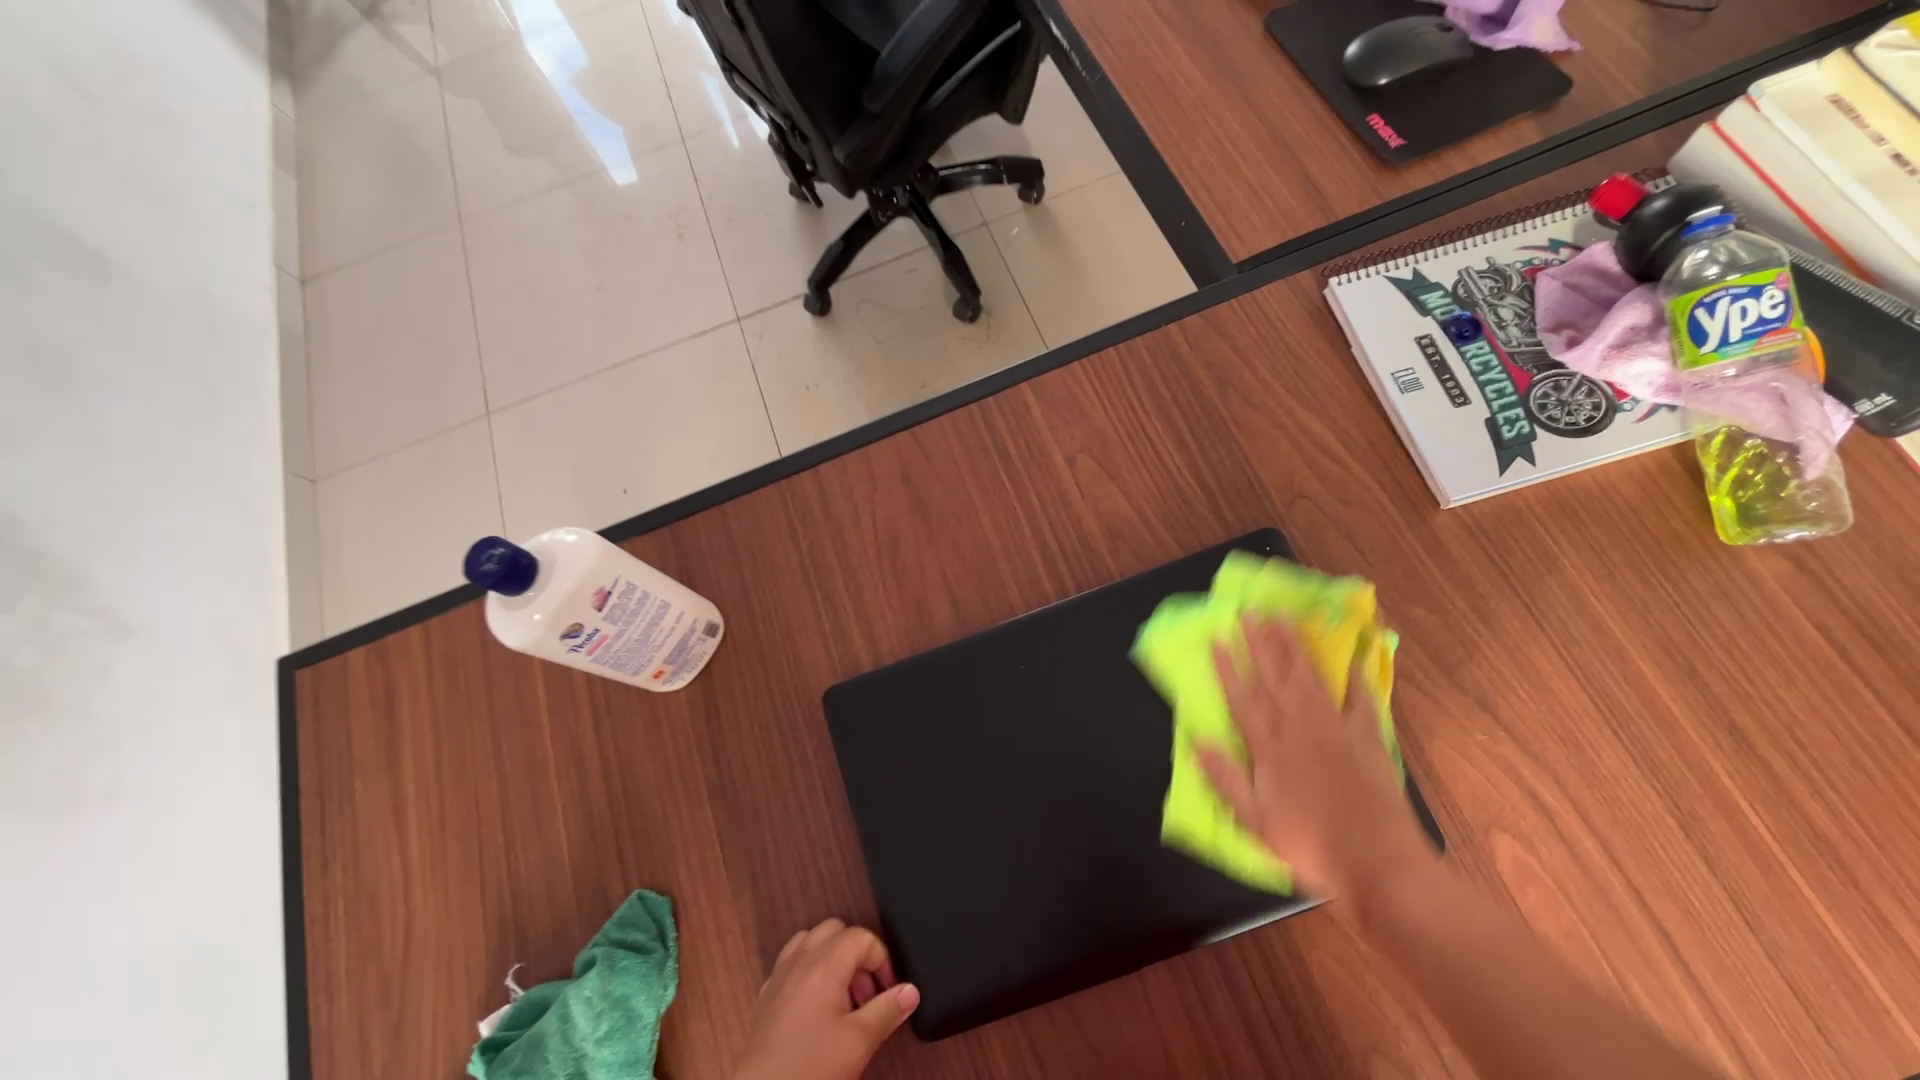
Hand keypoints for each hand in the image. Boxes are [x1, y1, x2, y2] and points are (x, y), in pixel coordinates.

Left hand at [733, 918, 919, 1079]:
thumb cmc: (811, 1066)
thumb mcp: (859, 1041)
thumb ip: (887, 1010)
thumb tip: (910, 991)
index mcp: (824, 965)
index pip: (862, 937)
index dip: (883, 959)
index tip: (890, 991)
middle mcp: (800, 961)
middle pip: (835, 930)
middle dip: (857, 953)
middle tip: (867, 991)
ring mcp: (780, 975)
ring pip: (811, 940)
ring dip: (832, 956)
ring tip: (844, 995)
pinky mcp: (767, 993)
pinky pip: (792, 961)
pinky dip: (810, 968)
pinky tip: (817, 1004)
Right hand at [1197, 617, 1432, 899]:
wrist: (1378, 862)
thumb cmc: (1310, 847)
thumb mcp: (1255, 821)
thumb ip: (1226, 778)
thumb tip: (1198, 740)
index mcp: (1270, 748)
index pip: (1243, 699)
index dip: (1228, 668)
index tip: (1217, 638)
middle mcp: (1300, 728)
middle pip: (1275, 678)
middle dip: (1259, 643)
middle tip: (1249, 611)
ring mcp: (1337, 729)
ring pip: (1310, 678)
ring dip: (1295, 646)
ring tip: (1283, 618)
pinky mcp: (1368, 738)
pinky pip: (1360, 699)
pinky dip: (1354, 675)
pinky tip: (1349, 655)